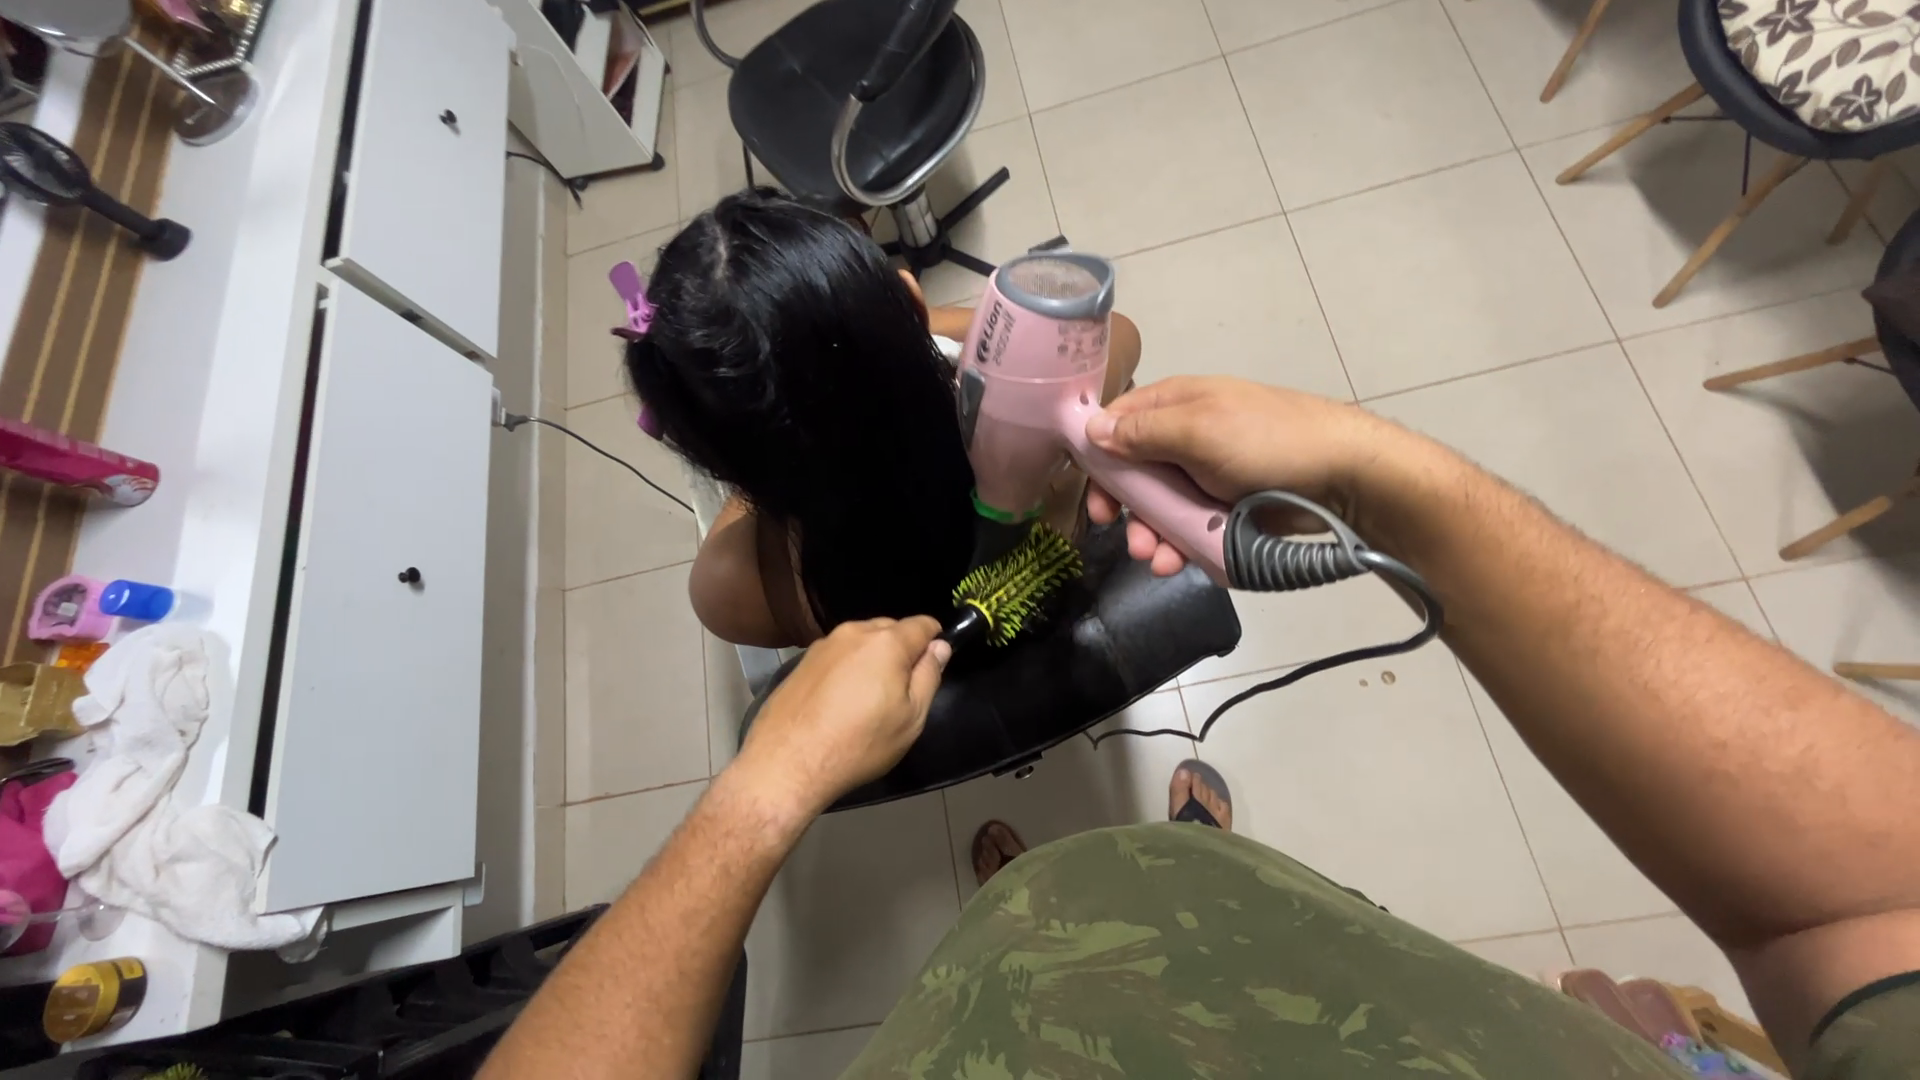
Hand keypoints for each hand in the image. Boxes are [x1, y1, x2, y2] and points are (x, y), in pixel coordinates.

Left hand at [730, 617, 949, 818]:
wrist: (787, 764)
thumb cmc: (859, 744)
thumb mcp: (910, 718)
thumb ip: (929, 676)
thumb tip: (939, 647)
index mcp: (886, 642)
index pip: (923, 624)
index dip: (934, 641)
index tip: (932, 666)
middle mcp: (853, 632)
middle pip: (890, 629)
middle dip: (902, 650)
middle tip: (899, 690)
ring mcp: (823, 645)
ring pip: (861, 641)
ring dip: (872, 658)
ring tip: (866, 698)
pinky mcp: (801, 662)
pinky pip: (837, 655)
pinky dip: (846, 668)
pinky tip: (839, 702)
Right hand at [1084, 376, 1420, 573]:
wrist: (1345, 479)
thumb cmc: (1267, 442)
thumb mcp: (1199, 430)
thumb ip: (1142, 433)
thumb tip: (1091, 429)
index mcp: (1176, 405)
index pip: (1118, 424)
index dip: (1098, 456)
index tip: (1091, 490)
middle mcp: (1184, 438)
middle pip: (1134, 473)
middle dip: (1124, 507)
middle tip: (1116, 531)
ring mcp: (1205, 476)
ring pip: (1158, 508)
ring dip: (1149, 534)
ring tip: (1154, 558)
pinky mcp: (1223, 510)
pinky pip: (1187, 529)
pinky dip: (1177, 546)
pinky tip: (1174, 563)